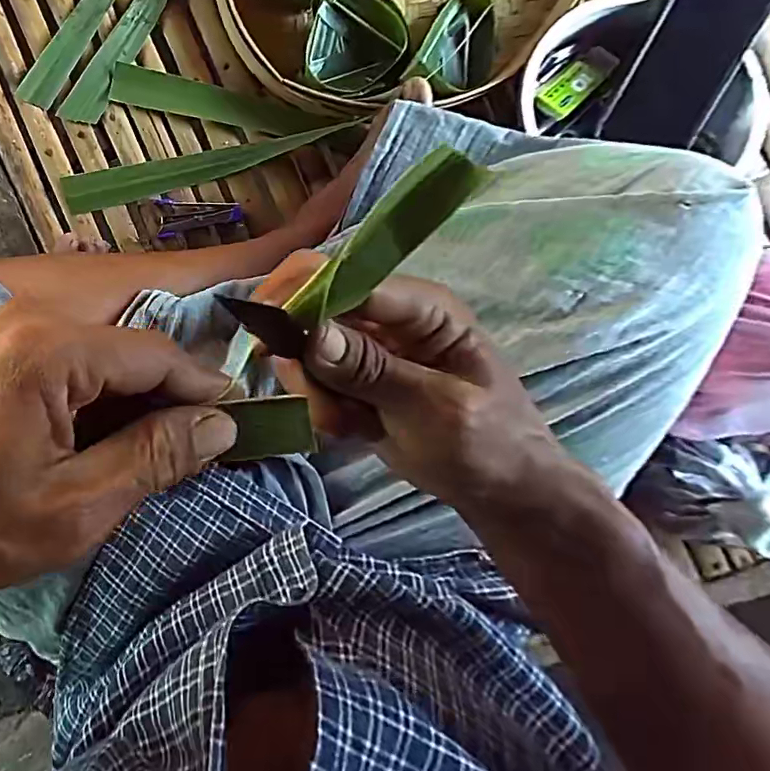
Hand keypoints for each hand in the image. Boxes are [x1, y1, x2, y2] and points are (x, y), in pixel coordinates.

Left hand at [0, 301, 235, 619]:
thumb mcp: (73, 509)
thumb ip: (153, 457)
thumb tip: (219, 425)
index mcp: (48, 347)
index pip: (154, 351)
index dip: (203, 385)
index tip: (238, 420)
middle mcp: (26, 319)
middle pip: (126, 339)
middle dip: (170, 385)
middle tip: (202, 435)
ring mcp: (2, 329)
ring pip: (97, 346)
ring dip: (133, 389)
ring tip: (157, 441)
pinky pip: (64, 354)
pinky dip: (96, 388)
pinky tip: (104, 431)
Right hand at [261, 262, 576, 507]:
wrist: (501, 494)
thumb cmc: (490, 444)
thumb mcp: (436, 407)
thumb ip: (372, 370)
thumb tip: (311, 334)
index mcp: (418, 304)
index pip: (344, 276)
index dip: (300, 294)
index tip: (268, 333)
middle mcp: (385, 316)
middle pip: (311, 309)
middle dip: (304, 359)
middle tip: (318, 402)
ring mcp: (365, 347)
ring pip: (303, 350)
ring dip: (315, 392)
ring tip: (348, 425)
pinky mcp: (351, 377)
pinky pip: (311, 381)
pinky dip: (321, 408)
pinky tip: (353, 430)